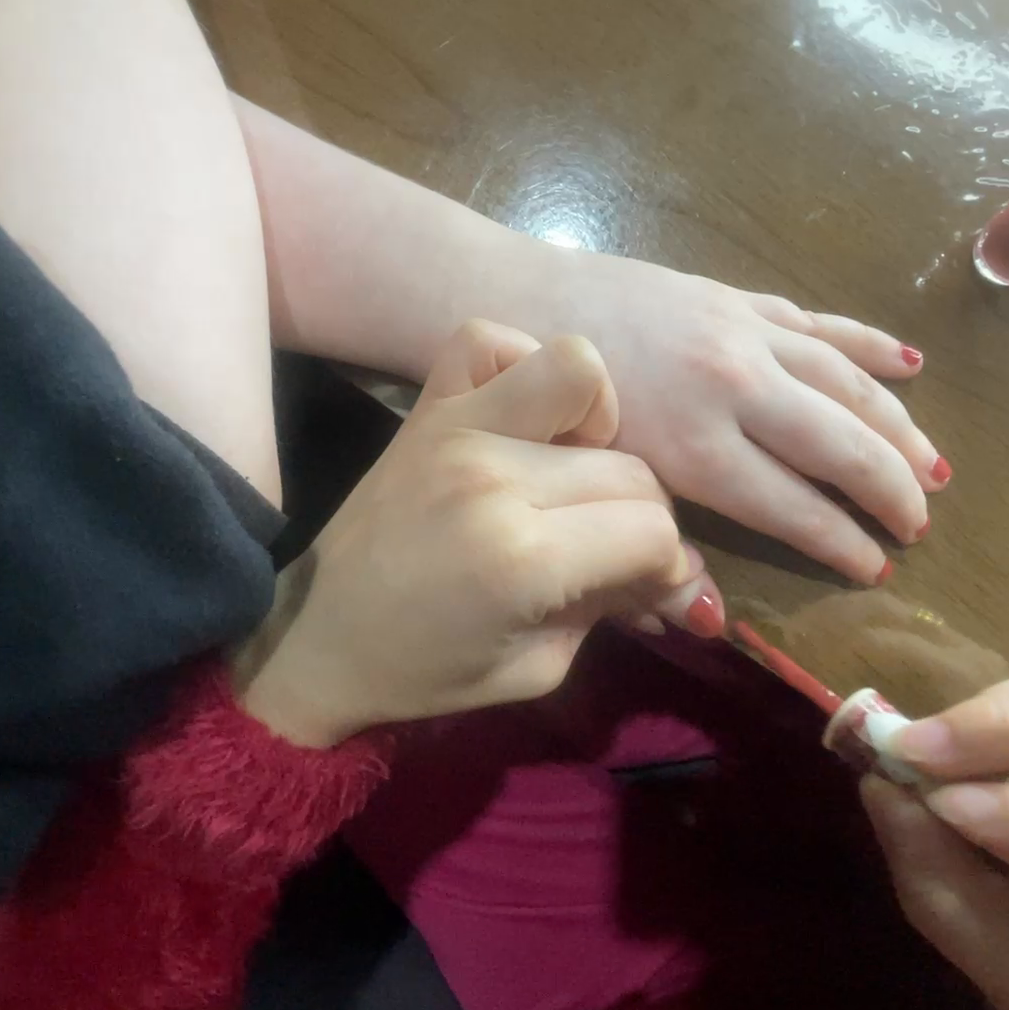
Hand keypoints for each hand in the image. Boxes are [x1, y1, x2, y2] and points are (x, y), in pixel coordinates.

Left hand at [236, 320, 717, 747]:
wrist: (319, 637)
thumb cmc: (425, 671)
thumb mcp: (537, 667)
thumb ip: (616, 607)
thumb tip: (690, 580)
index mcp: (521, 557)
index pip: (652, 530)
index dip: (668, 565)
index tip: (650, 588)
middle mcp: (493, 474)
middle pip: (630, 467)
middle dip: (642, 517)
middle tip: (614, 550)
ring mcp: (456, 427)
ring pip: (578, 374)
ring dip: (599, 425)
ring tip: (571, 471)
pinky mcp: (425, 408)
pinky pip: (488, 338)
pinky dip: (519, 366)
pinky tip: (522, 422)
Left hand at [519, 246, 945, 584]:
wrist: (523, 307)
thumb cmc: (546, 412)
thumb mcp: (594, 487)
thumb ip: (655, 540)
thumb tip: (704, 609)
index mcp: (695, 449)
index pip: (794, 508)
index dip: (842, 544)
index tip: (877, 570)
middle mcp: (734, 390)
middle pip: (839, 445)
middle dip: (889, 490)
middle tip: (923, 524)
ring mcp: (742, 335)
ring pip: (845, 382)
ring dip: (898, 424)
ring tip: (935, 465)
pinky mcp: (735, 297)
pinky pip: (819, 323)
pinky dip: (868, 344)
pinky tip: (911, 364)